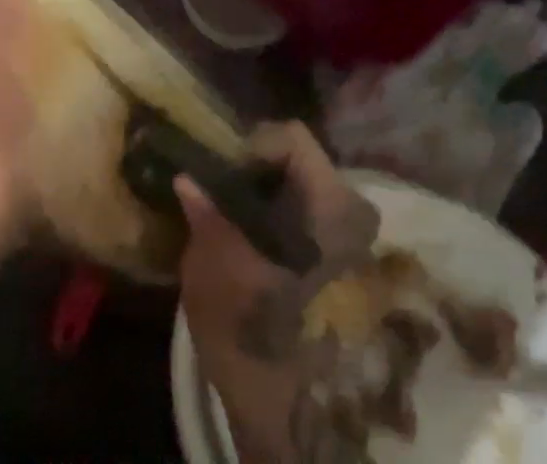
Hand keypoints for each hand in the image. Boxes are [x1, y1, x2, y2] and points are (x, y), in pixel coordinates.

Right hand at [176, 121, 377, 462]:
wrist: (292, 409)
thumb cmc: (253, 332)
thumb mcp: (215, 266)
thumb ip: (207, 214)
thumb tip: (187, 177)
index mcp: (333, 210)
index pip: (292, 138)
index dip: (247, 145)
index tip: (216, 172)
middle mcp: (358, 218)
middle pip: (300, 161)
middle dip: (253, 168)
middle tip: (213, 190)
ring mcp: (359, 243)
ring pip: (304, 188)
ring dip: (263, 193)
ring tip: (224, 216)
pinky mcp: (350, 266)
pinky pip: (310, 216)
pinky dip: (277, 217)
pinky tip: (248, 242)